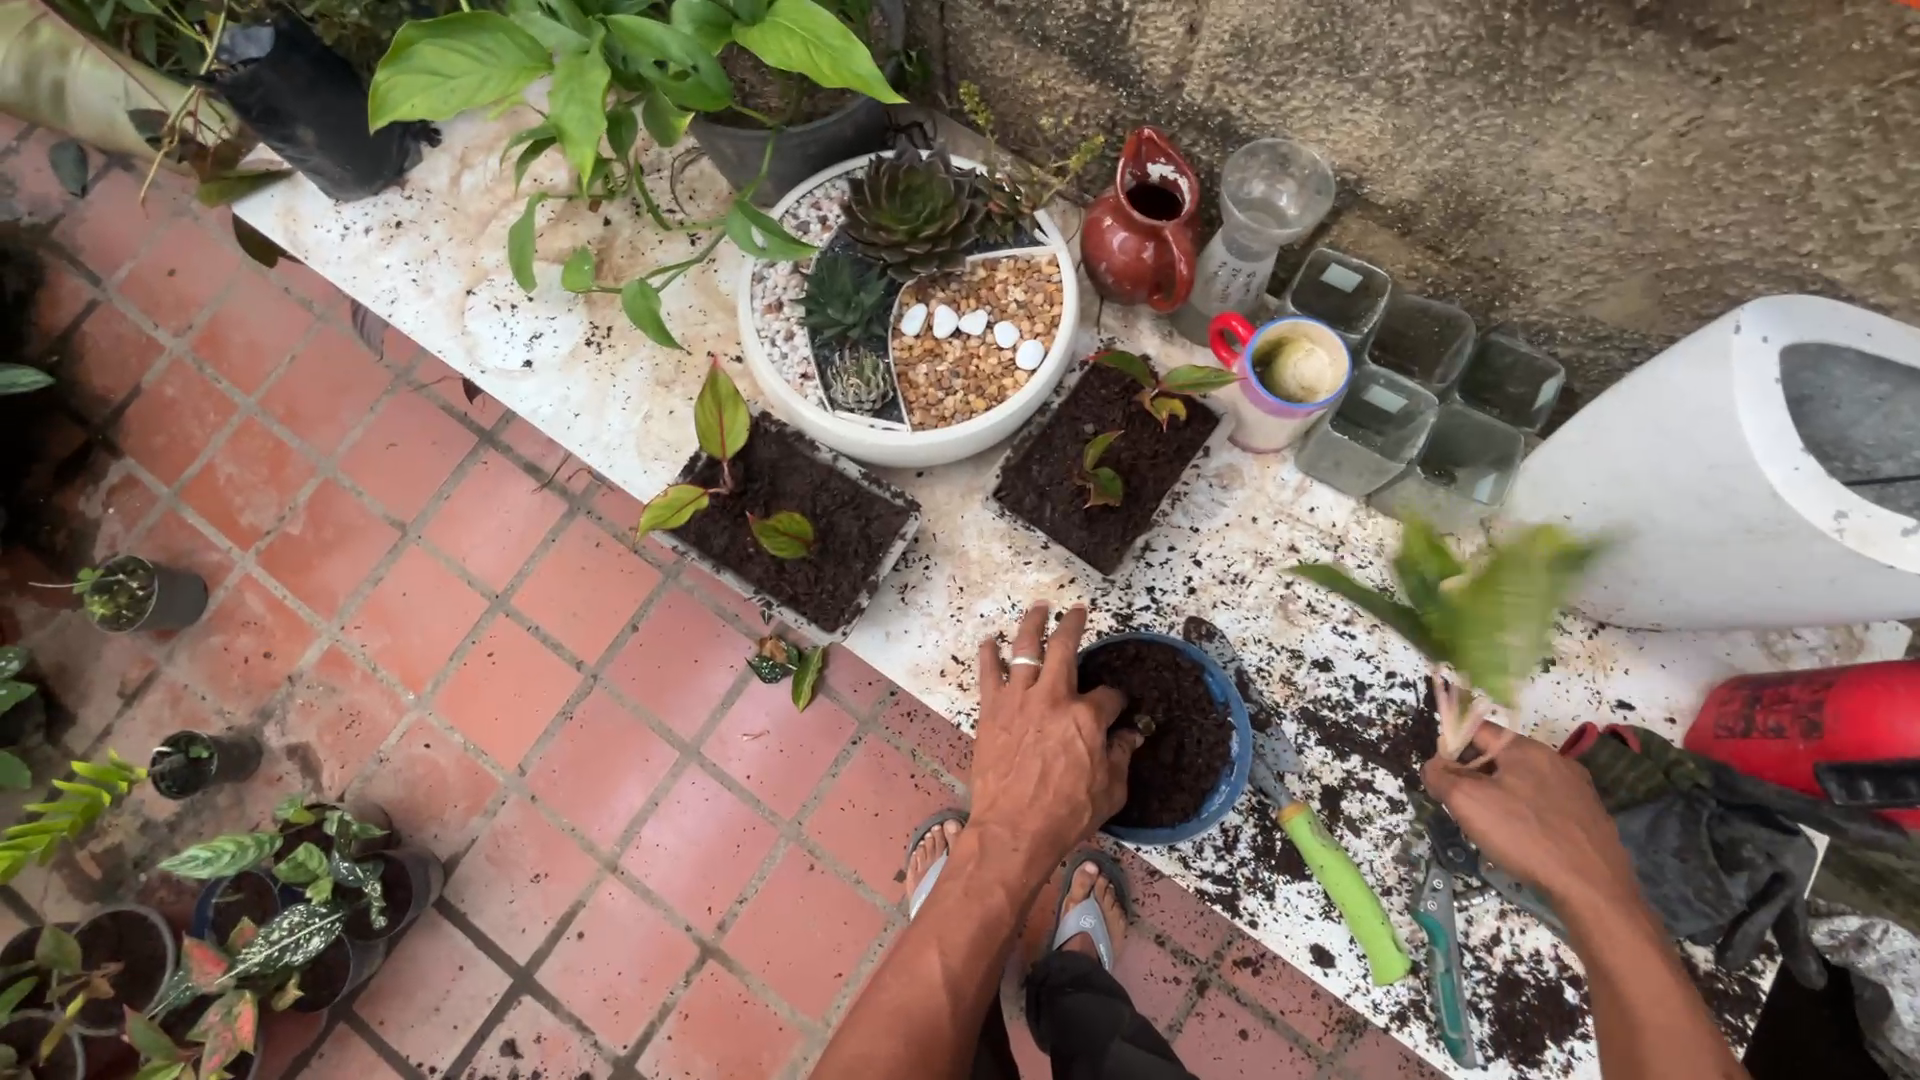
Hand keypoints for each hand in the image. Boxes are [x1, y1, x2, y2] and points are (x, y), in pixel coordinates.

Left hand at [969, 602, 1143, 869]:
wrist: (1013, 829)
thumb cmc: (1066, 814)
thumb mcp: (1110, 790)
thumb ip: (1121, 757)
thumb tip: (1131, 736)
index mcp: (1086, 718)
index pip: (1109, 696)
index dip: (1117, 699)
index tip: (1117, 706)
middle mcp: (1052, 698)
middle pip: (1065, 648)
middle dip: (1074, 625)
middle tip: (1078, 611)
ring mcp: (1018, 700)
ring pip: (1024, 648)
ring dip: (1032, 624)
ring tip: (1038, 608)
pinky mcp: (991, 710)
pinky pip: (988, 672)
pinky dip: (989, 654)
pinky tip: (990, 642)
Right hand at [1423, 722, 1643, 914]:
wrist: (1593, 889)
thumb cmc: (1524, 836)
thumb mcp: (1466, 801)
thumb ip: (1440, 775)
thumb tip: (1435, 766)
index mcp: (1526, 749)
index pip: (1477, 729)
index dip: (1452, 746)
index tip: (1442, 775)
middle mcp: (1556, 760)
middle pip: (1500, 756)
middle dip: (1475, 775)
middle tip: (1462, 804)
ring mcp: (1578, 789)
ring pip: (1523, 781)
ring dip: (1500, 794)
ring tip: (1492, 825)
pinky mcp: (1591, 816)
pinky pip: (1545, 803)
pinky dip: (1526, 813)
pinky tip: (1523, 839)